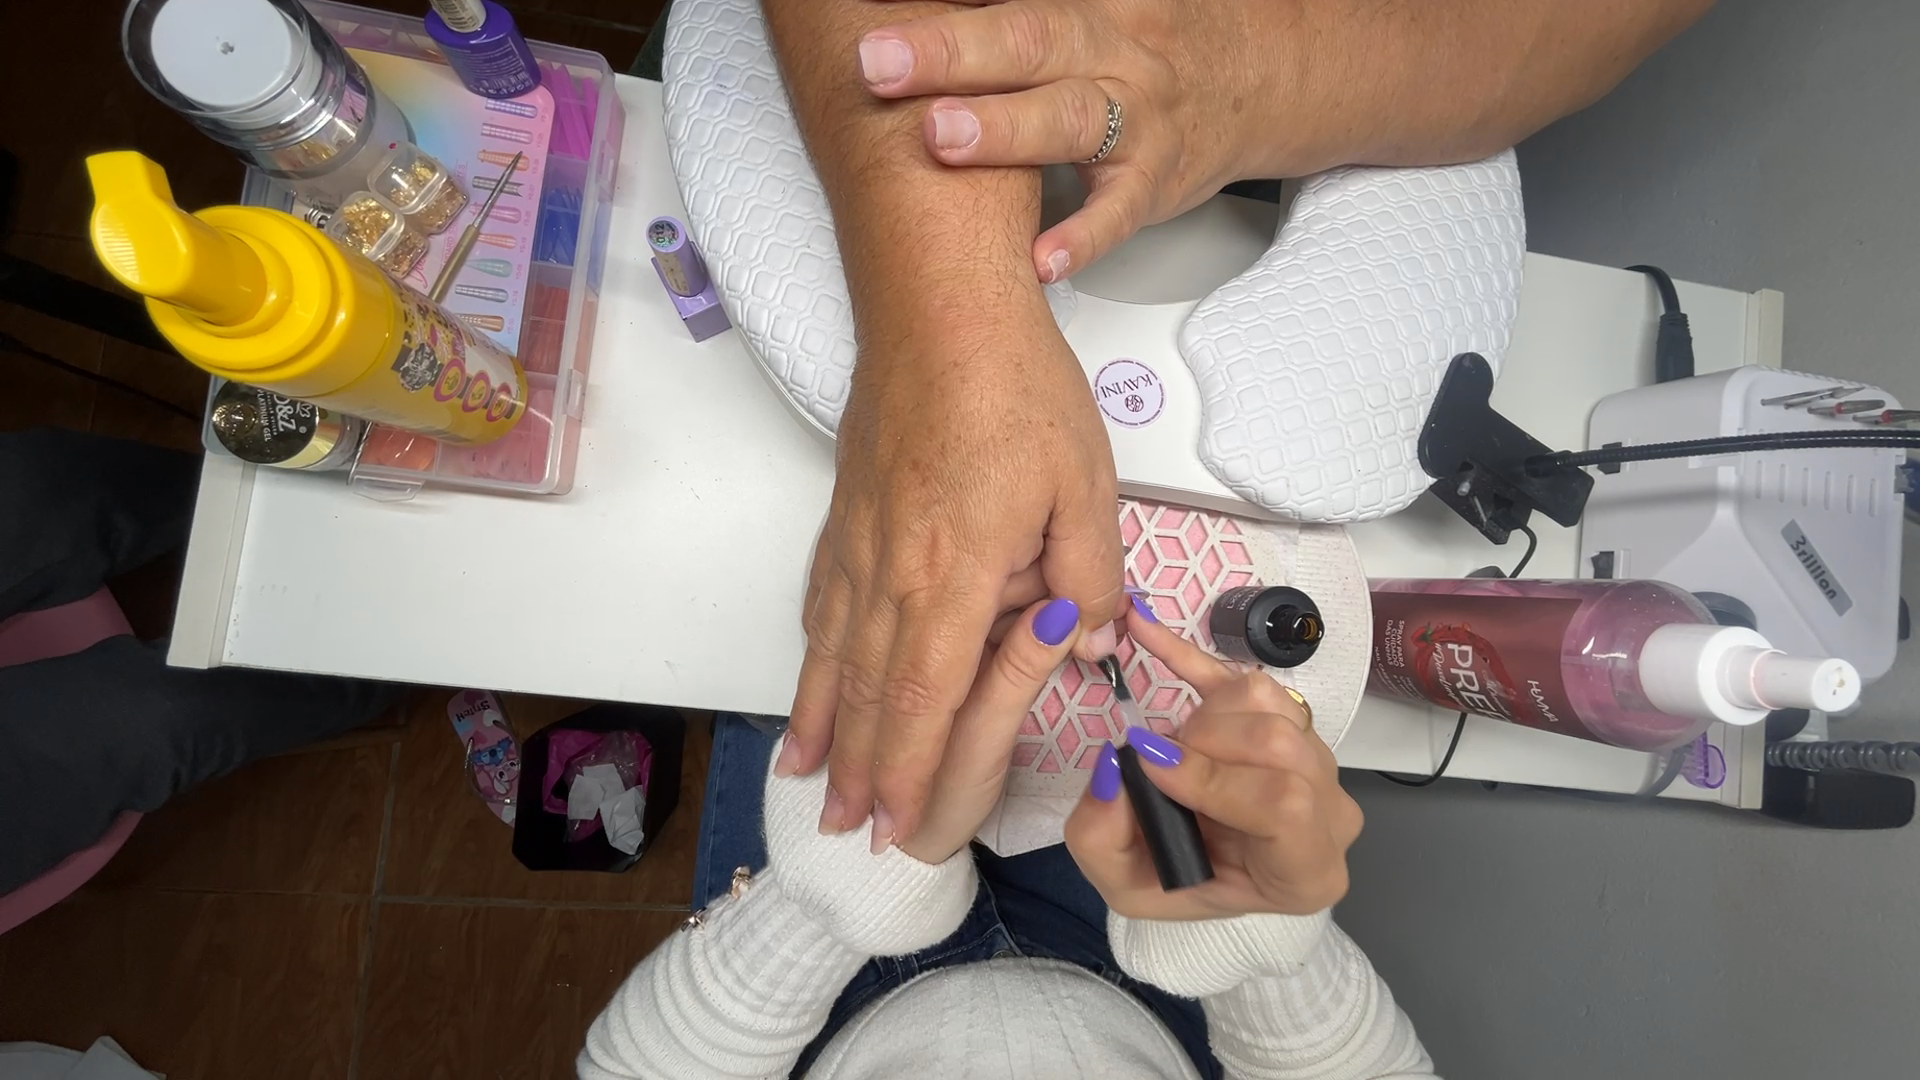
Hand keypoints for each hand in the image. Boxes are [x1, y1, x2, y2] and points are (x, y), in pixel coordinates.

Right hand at [782, 313, 1124, 850]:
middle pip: (870, 691)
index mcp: (954, 574)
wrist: (939, 314)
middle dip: (860, 768)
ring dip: (822, 724)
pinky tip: (808, 680)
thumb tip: (1095, 642)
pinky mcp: (844, 517)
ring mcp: (856, 545)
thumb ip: (1090, 575)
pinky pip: (819, 603)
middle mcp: (889, 574)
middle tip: (843, 828)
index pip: (926, 697)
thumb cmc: (1016, 392)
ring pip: (832, 655)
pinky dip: (809, 656)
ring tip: (806, 777)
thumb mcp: (1085, 483)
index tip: (898, 824)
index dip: (911, 770)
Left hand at [856, 0, 1294, 281]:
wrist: (1251, 82)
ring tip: (940, 138)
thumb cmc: (1148, 49)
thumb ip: (1024, 20)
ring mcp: (1136, 118)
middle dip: (949, 51)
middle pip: (1029, 40)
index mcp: (1085, 5)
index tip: (876, 17)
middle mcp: (1111, 49)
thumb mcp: (1090, 12)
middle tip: (878, 63)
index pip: (1012, 1)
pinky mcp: (1154, 184)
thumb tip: (943, 21)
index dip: (947, 9)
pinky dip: (1082, 237)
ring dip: (1004, 129)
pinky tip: (1042, 261)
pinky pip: (1118, 213)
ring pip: (1070, 117)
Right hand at [1066, 602, 1362, 918]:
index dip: (1213, 777)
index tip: (1149, 763)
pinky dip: (1187, 652)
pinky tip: (1144, 630)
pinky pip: (1242, 674)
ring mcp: (1315, 759)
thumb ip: (1103, 838)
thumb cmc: (1173, 883)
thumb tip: (1115, 763)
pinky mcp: (1283, 717)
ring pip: (1267, 703)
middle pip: (1277, 744)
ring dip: (1203, 713)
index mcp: (1304, 872)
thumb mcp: (1124, 887)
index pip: (1285, 807)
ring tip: (1171, 739)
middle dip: (1200, 741)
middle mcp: (1328, 812)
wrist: (1198, 866)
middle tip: (1152, 754)